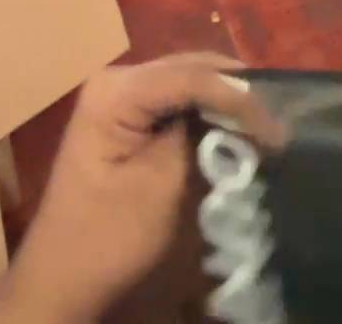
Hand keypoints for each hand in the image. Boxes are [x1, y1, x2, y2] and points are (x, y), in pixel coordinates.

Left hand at [0, 52, 283, 323]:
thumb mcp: (161, 186)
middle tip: (277, 123)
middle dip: (234, 91)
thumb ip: (197, 136)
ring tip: (262, 124)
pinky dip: (204, 109)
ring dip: (222, 98)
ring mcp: (116, 93)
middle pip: (187, 67)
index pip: (190, 75)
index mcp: (116, 90)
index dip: (238, 97)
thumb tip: (233, 111)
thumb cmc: (109, 235)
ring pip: (183, 79)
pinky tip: (230, 126)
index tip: (278, 130)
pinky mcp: (124, 113)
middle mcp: (115, 77)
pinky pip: (172, 98)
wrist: (63, 274)